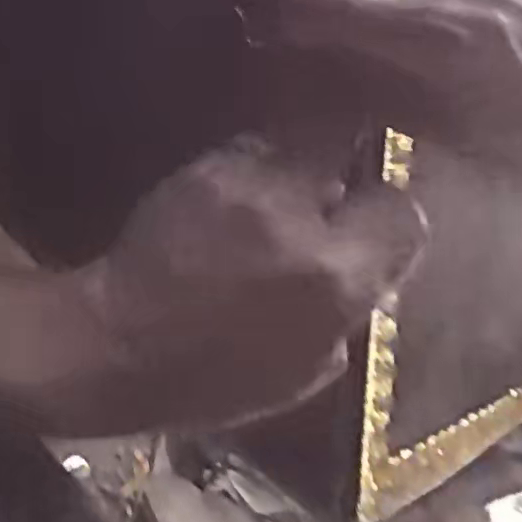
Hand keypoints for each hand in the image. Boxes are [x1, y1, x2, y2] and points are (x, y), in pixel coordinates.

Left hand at [79, 135, 425, 429]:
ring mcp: (233, 185)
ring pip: (287, 148)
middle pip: (341, 160)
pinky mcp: (190, 172)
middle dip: (338, 184)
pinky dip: (245, 172)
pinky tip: (231, 201)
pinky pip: (238, 154)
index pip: (399, 212)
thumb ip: (349, 301)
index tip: (372, 233)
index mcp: (333, 274)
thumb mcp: (312, 362)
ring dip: (289, 172)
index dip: (387, 222)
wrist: (122, 337)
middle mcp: (289, 215)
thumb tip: (366, 264)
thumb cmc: (220, 374)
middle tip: (322, 210)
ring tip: (272, 203)